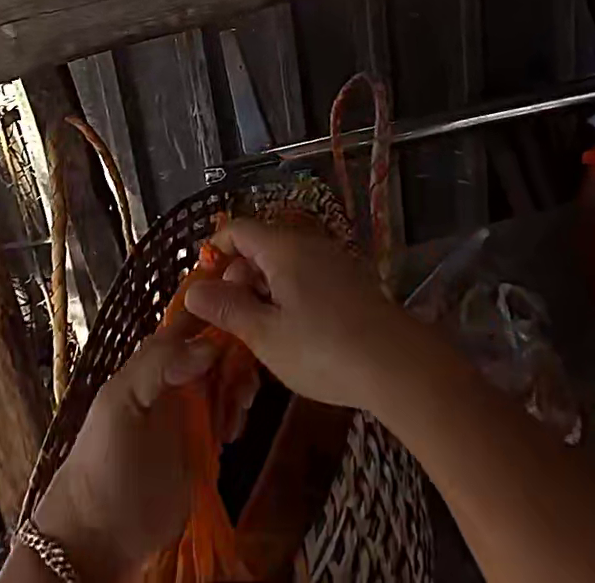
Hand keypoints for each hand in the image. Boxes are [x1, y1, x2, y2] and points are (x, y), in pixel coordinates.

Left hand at [28, 315, 258, 581]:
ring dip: (241, 385)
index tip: (248, 307)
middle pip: (219, 348)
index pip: (192, 321)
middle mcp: (178, 378)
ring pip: (229, 380)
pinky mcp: (206, 444)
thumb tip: (210, 345)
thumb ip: (158, 364)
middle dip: (238, 354)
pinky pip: (231, 415)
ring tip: (239, 407)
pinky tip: (233, 429)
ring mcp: (193, 411)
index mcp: (156, 360)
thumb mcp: (121, 402)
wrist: (99, 535)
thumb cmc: (104, 460)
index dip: (218, 310)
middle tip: (243, 379)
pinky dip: (239, 415)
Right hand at [182, 217, 430, 413]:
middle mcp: (308, 246)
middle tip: (227, 321)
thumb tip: (195, 289)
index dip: (214, 250)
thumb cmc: (324, 350)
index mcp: (283, 248)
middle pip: (260, 247)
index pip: (238, 229)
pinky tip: (290, 335)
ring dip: (262, 292)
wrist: (399, 366)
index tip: (202, 285)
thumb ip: (227, 309)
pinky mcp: (350, 283)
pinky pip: (305, 279)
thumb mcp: (266, 335)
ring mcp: (332, 263)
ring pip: (283, 266)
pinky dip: (287, 298)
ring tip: (256, 334)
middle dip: (237, 278)